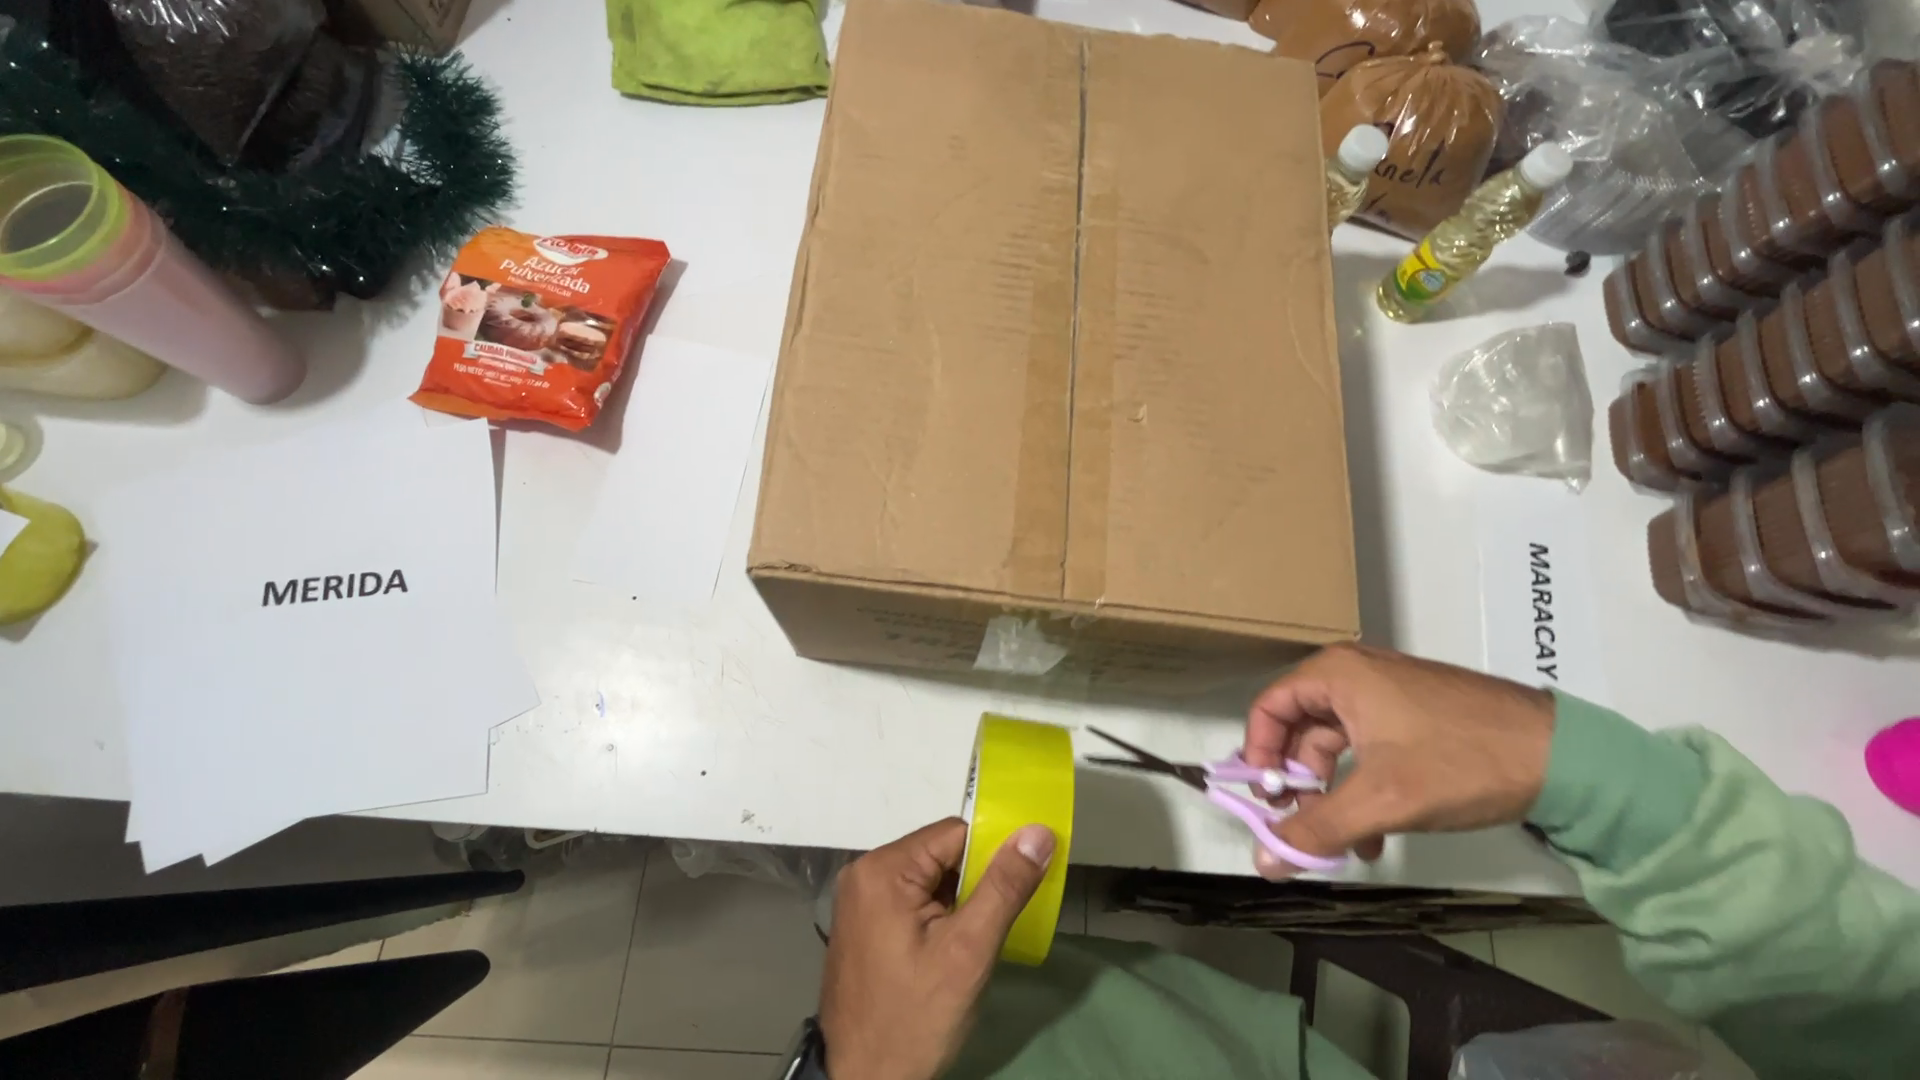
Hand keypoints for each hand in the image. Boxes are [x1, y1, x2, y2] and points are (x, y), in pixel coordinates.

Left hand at [820, 818, 1054, 1079]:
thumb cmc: (915, 1017)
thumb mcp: (968, 951)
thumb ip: (1004, 886)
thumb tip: (1038, 832)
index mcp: (884, 868)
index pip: (954, 834)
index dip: (991, 855)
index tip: (1017, 887)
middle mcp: (865, 871)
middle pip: (940, 853)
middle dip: (974, 882)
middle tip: (993, 924)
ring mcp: (860, 898)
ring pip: (929, 877)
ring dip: (957, 901)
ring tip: (973, 941)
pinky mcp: (864, 923)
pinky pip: (912, 899)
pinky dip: (938, 915)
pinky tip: (950, 949)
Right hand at [1244, 644, 1553, 878]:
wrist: (1566, 757)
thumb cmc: (1459, 763)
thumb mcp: (1381, 799)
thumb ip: (1316, 829)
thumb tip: (1263, 861)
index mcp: (1337, 674)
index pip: (1269, 709)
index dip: (1258, 756)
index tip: (1268, 801)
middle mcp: (1354, 674)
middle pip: (1300, 729)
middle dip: (1300, 784)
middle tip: (1302, 827)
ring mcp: (1386, 692)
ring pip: (1335, 745)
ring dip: (1334, 796)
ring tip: (1345, 843)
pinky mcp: (1412, 714)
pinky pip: (1366, 749)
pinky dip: (1362, 788)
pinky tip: (1376, 834)